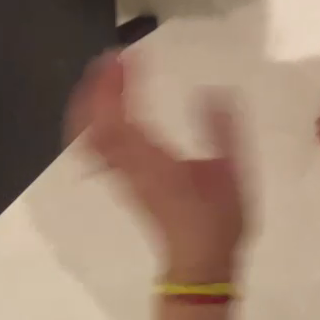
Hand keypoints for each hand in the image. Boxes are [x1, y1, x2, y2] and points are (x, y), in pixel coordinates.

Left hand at [65, 50, 248, 282]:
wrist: (199, 264)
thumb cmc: (217, 218)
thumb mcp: (229, 171)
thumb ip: (222, 131)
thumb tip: (214, 90)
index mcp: (153, 161)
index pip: (122, 119)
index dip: (116, 86)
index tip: (123, 55)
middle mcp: (130, 166)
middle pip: (95, 128)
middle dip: (95, 90)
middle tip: (107, 58)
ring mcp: (123, 175)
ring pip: (91, 139)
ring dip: (90, 104)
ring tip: (102, 74)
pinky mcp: (125, 180)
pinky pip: (97, 147)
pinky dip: (93, 122)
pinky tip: (103, 109)